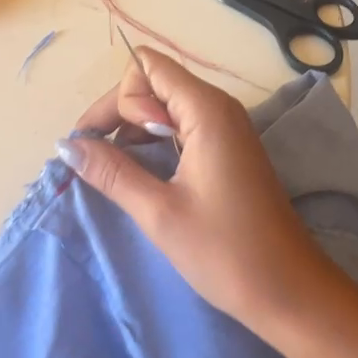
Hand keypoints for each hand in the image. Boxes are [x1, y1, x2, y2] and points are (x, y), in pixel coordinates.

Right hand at [56, 49, 339, 322]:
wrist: (291, 291)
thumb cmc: (226, 252)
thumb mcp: (159, 213)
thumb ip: (112, 172)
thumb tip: (66, 145)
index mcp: (205, 109)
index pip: (146, 67)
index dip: (115, 99)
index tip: (97, 142)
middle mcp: (217, 105)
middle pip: (153, 80)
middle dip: (119, 112)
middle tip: (94, 157)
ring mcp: (225, 125)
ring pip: (166, 101)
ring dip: (134, 126)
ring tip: (112, 167)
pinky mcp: (228, 146)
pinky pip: (182, 122)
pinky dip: (155, 138)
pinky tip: (141, 170)